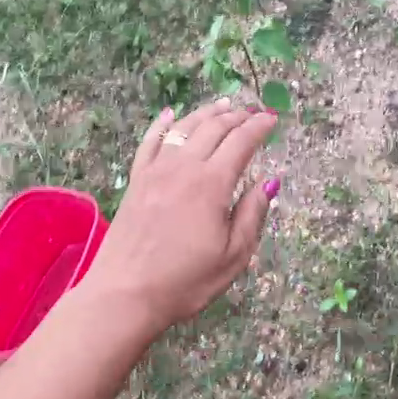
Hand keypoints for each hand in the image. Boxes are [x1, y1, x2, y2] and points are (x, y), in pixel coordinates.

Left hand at [78, 99, 279, 336]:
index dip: (259, 127)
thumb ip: (253, 214)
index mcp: (213, 183)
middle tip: (252, 111)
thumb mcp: (233, 256)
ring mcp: (156, 170)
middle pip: (214, 128)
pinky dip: (163, 123)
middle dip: (237, 115)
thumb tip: (269, 182)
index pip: (242, 142)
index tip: (273, 119)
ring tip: (223, 104)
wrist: (124, 294)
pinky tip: (170, 114)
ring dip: (207, 113)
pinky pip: (151, 141)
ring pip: (185, 127)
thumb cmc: (185, 281)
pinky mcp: (136, 180)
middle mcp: (185, 167)